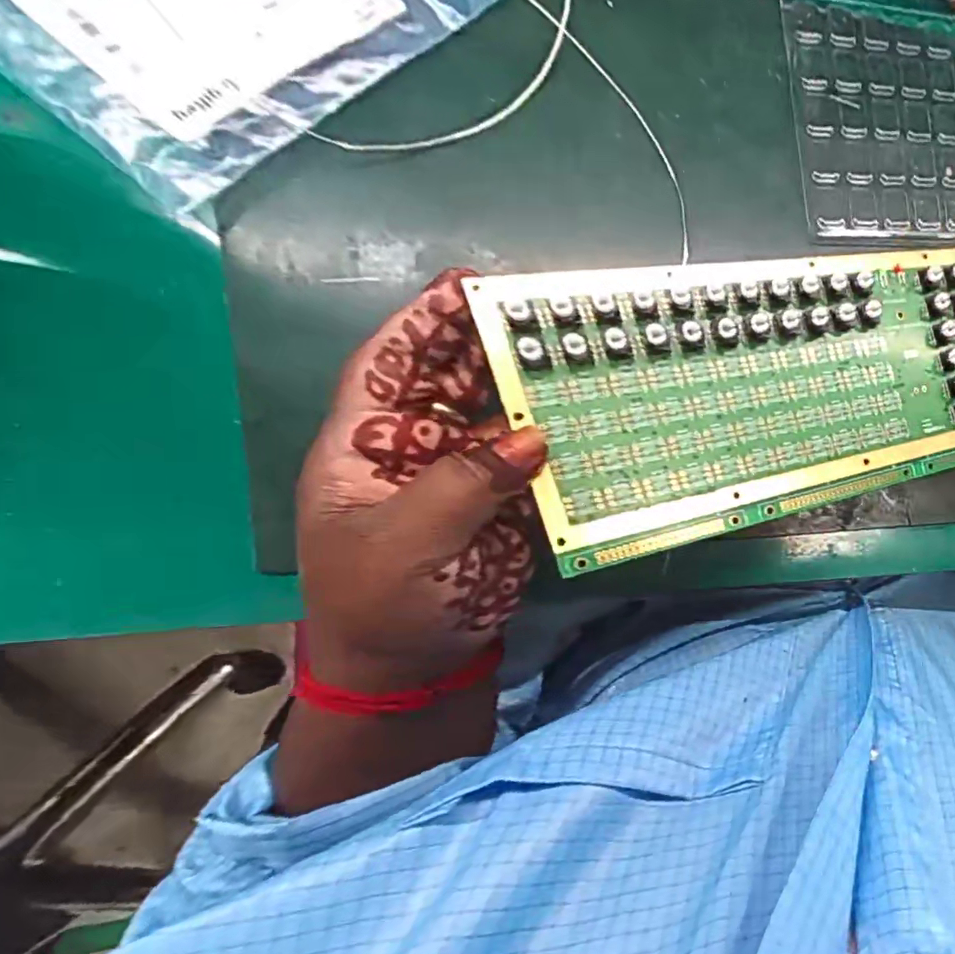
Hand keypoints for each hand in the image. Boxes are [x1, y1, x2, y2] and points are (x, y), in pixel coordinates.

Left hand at [295, 269, 547, 693]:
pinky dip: (560, 443)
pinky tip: (587, 420)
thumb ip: (464, 485)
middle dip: (488, 346)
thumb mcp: (406, 543)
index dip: (423, 324)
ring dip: (532, 392)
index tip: (465, 285)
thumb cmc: (380, 604)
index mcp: (367, 445)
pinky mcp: (504, 504)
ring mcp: (466, 476)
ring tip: (573, 360)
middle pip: (454, 381)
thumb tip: (533, 437)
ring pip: (501, 418)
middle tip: (538, 315)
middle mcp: (419, 449)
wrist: (412, 668)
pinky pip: (533, 464)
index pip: (390, 367)